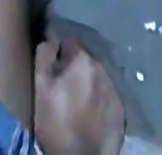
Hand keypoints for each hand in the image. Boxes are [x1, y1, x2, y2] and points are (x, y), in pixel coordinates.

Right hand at [34, 34, 126, 154]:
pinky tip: (90, 110)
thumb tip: (50, 39)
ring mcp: (114, 90)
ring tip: (78, 97)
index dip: (59, 50)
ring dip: (88, 80)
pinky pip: (107, 95)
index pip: (70, 41)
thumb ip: (43, 56)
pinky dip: (99, 97)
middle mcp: (102, 69)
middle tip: (64, 82)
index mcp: (82, 60)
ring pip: (98, 76)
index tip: (53, 62)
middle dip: (75, 65)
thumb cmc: (56, 123)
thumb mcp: (40, 87)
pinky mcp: (121, 111)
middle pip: (85, 59)